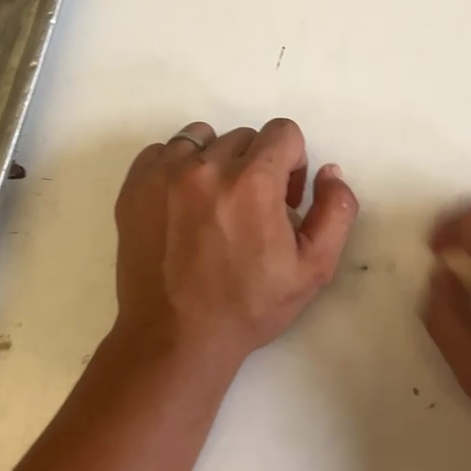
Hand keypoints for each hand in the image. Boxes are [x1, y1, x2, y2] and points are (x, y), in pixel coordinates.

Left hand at [113, 118, 358, 367]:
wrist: (174, 338)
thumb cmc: (248, 307)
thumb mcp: (314, 269)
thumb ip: (335, 212)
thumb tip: (328, 172)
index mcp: (253, 182)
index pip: (283, 132)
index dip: (293, 163)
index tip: (284, 198)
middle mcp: (206, 166)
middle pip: (244, 138)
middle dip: (257, 166)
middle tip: (252, 211)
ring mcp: (164, 174)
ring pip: (202, 140)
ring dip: (216, 162)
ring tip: (214, 205)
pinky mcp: (135, 187)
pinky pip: (162, 152)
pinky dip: (176, 168)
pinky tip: (182, 205)